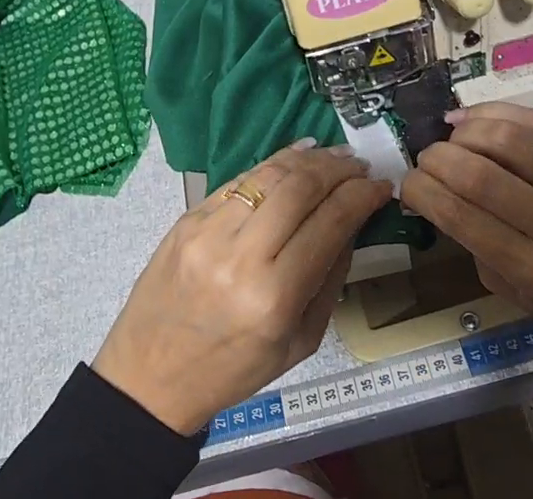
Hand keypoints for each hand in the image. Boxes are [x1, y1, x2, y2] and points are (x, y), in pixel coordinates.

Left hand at [92, 141, 391, 433]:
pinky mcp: (187, 219)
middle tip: (360, 165)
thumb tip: (352, 223)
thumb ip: (330, 279)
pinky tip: (294, 159)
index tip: (382, 186)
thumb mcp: (300, 342)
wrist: (150, 376)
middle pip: (300, 188)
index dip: (362, 197)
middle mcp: (240, 256)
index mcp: (273, 297)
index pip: (330, 223)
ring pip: (267, 175)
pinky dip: (271, 165)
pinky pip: (238, 182)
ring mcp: (208, 232)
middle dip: (338, 170)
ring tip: (333, 156)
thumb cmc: (232, 370)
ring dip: (308, 159)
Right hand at [401, 103, 532, 342]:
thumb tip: (432, 188)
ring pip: (510, 138)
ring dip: (466, 132)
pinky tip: (473, 119)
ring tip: (451, 139)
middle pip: (481, 174)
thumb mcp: (509, 287)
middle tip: (424, 160)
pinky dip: (497, 113)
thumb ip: (471, 238)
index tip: (407, 184)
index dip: (422, 191)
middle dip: (437, 159)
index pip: (462, 216)